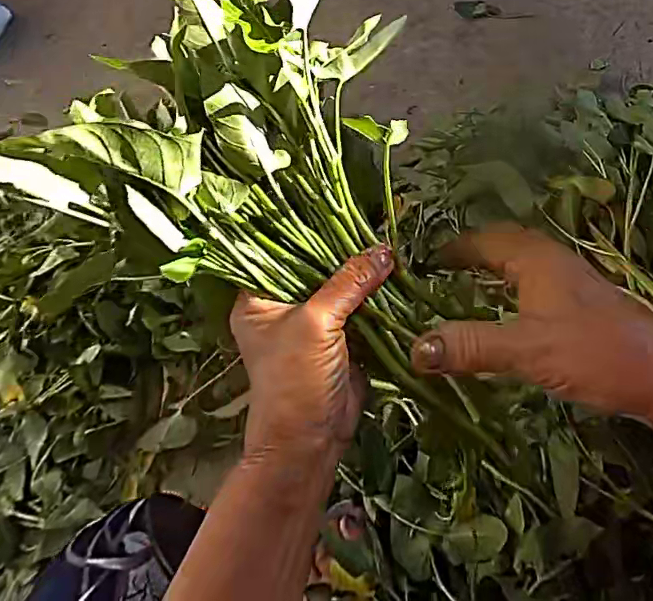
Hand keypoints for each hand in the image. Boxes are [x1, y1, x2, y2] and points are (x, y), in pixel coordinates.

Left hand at [230, 246, 393, 466]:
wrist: (310, 444)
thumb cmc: (295, 382)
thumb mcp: (316, 323)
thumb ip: (348, 283)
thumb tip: (384, 251)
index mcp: (258, 299)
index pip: (278, 251)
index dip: (306, 230)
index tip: (336, 207)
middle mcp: (282, 305)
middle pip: (315, 266)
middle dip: (343, 251)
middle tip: (371, 224)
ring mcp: (312, 321)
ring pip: (339, 286)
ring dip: (362, 273)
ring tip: (388, 245)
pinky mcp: (338, 337)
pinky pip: (357, 308)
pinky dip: (374, 296)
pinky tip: (393, 274)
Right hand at [409, 225, 652, 423]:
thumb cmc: (592, 352)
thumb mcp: (525, 350)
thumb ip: (471, 346)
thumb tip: (416, 347)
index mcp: (534, 258)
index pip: (484, 239)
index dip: (454, 247)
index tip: (426, 259)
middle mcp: (551, 258)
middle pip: (504, 242)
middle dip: (473, 250)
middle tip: (444, 268)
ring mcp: (570, 277)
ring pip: (523, 258)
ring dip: (495, 264)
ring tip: (469, 283)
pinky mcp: (583, 298)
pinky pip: (536, 276)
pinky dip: (513, 281)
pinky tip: (512, 308)